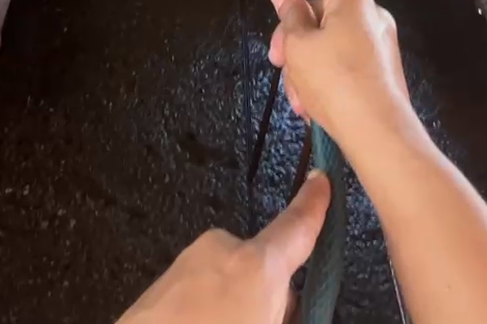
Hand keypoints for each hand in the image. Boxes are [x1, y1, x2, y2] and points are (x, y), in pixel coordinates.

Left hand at [116, 171, 330, 323]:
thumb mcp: (271, 322)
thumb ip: (287, 310)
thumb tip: (286, 303)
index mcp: (257, 267)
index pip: (296, 228)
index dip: (313, 205)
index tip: (322, 177)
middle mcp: (223, 250)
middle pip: (266, 270)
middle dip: (273, 302)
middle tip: (265, 323)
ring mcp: (189, 262)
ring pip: (234, 284)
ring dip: (240, 311)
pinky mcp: (164, 280)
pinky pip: (204, 294)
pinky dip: (213, 314)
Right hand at [267, 0, 422, 157]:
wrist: (380, 136)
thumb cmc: (334, 82)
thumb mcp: (298, 45)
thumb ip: (289, 14)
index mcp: (352, 0)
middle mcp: (370, 16)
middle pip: (321, 8)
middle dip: (292, 33)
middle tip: (277, 59)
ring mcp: (378, 43)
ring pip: (327, 38)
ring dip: (304, 61)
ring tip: (295, 95)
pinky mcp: (380, 69)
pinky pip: (342, 58)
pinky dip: (322, 73)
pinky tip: (310, 103)